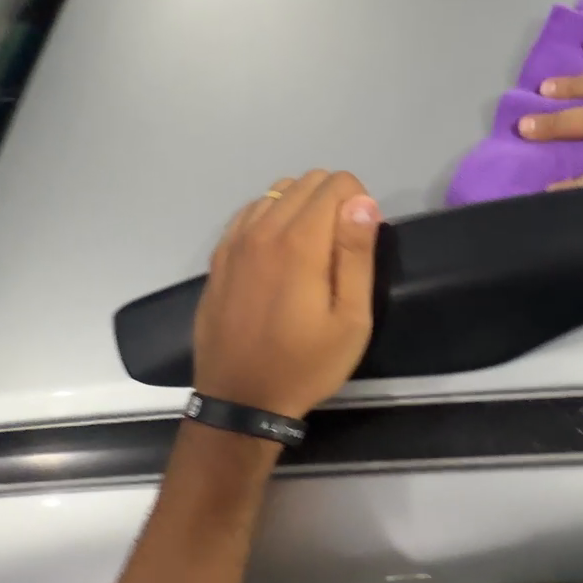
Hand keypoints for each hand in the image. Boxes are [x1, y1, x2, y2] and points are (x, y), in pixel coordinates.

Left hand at [192, 170, 382, 417]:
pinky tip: (280, 252)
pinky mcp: (219, 256)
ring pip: (277, 191)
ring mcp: (235, 241)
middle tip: (341, 248)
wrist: (240, 402)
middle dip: (334, 200)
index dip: (360, 203)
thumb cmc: (306, 363)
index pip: (337, 183)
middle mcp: (263, 229)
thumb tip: (363, 202)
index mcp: (299, 242)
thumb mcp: (351, 320)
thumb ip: (357, 255)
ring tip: (312, 249)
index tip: (360, 241)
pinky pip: (250, 211)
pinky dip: (272, 216)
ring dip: (302, 206)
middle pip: (307, 181)